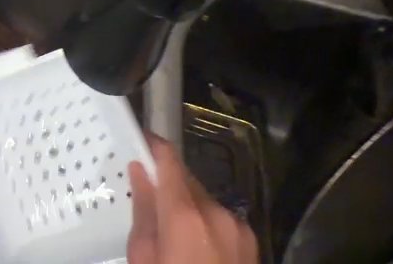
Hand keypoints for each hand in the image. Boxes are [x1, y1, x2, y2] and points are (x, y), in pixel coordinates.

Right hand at [128, 136, 256, 263]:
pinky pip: (221, 220)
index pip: (168, 159)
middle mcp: (217, 212)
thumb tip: (139, 173)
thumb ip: (143, 212)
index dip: (152, 145)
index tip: (138, 141)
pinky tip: (195, 248)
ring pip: (204, 200)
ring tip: (171, 232)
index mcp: (185, 214)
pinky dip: (205, 223)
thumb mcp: (143, 259)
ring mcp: (240, 230)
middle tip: (147, 198)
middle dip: (167, 183)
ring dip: (187, 204)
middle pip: (186, 179)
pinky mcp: (254, 247)